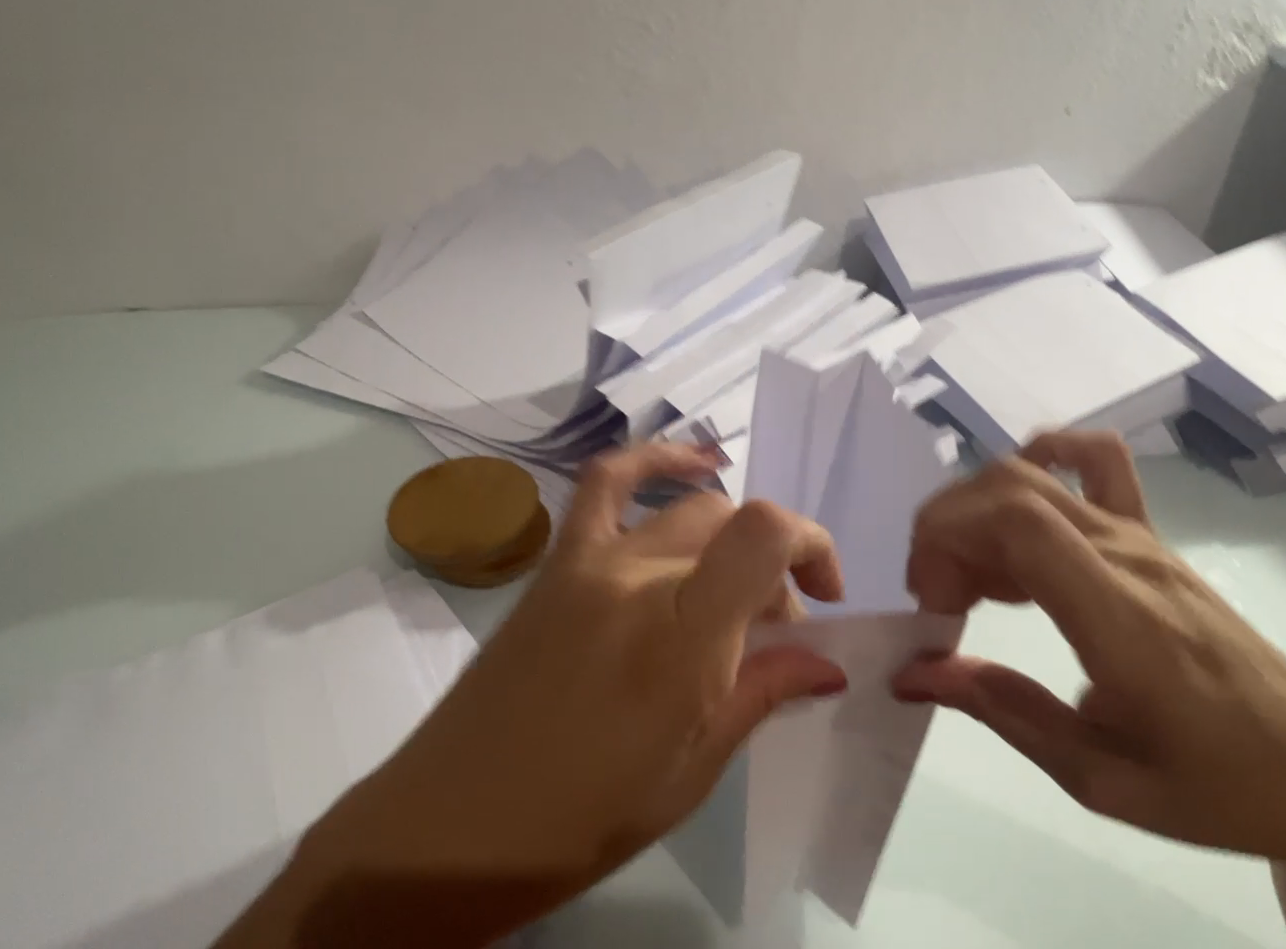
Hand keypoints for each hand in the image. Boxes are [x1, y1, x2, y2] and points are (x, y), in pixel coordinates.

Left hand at [214, 444, 846, 948]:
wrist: (457, 825)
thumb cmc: (585, 815)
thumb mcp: (693, 767)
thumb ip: (764, 693)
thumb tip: (827, 663)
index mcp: (681, 632)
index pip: (766, 534)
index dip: (813, 545)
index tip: (825, 599)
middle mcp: (637, 575)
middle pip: (733, 525)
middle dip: (773, 572)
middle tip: (772, 636)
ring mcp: (589, 560)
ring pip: (685, 508)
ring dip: (731, 531)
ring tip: (739, 578)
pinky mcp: (555, 562)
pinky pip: (605, 483)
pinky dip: (652, 460)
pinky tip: (691, 466)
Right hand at [893, 431, 1285, 947]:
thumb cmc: (1217, 786)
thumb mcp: (1100, 778)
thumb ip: (1004, 711)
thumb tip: (913, 673)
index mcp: (1121, 618)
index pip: (1018, 520)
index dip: (948, 541)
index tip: (933, 608)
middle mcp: (1130, 557)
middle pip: (1012, 486)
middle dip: (947, 530)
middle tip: (940, 602)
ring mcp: (1144, 539)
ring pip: (1037, 474)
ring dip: (977, 513)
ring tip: (969, 584)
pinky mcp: (1152, 540)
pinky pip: (1094, 465)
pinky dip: (1038, 465)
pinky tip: (1016, 514)